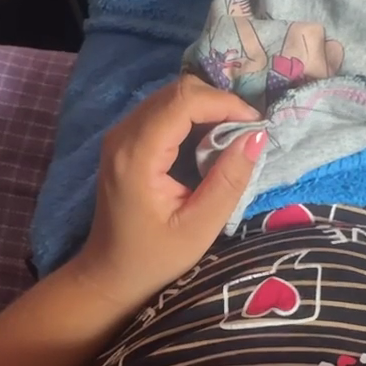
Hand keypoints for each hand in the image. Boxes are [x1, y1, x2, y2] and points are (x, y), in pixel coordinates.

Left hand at [69, 76, 265, 308]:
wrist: (108, 273)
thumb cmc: (153, 258)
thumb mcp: (200, 227)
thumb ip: (228, 180)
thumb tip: (257, 136)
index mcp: (137, 156)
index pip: (183, 101)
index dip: (224, 103)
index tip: (255, 124)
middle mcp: (122, 135)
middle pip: (177, 91)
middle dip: (218, 103)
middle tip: (249, 131)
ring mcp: (119, 136)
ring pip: (170, 97)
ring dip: (206, 109)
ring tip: (235, 136)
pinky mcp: (124, 141)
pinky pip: (162, 112)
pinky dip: (191, 118)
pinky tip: (210, 141)